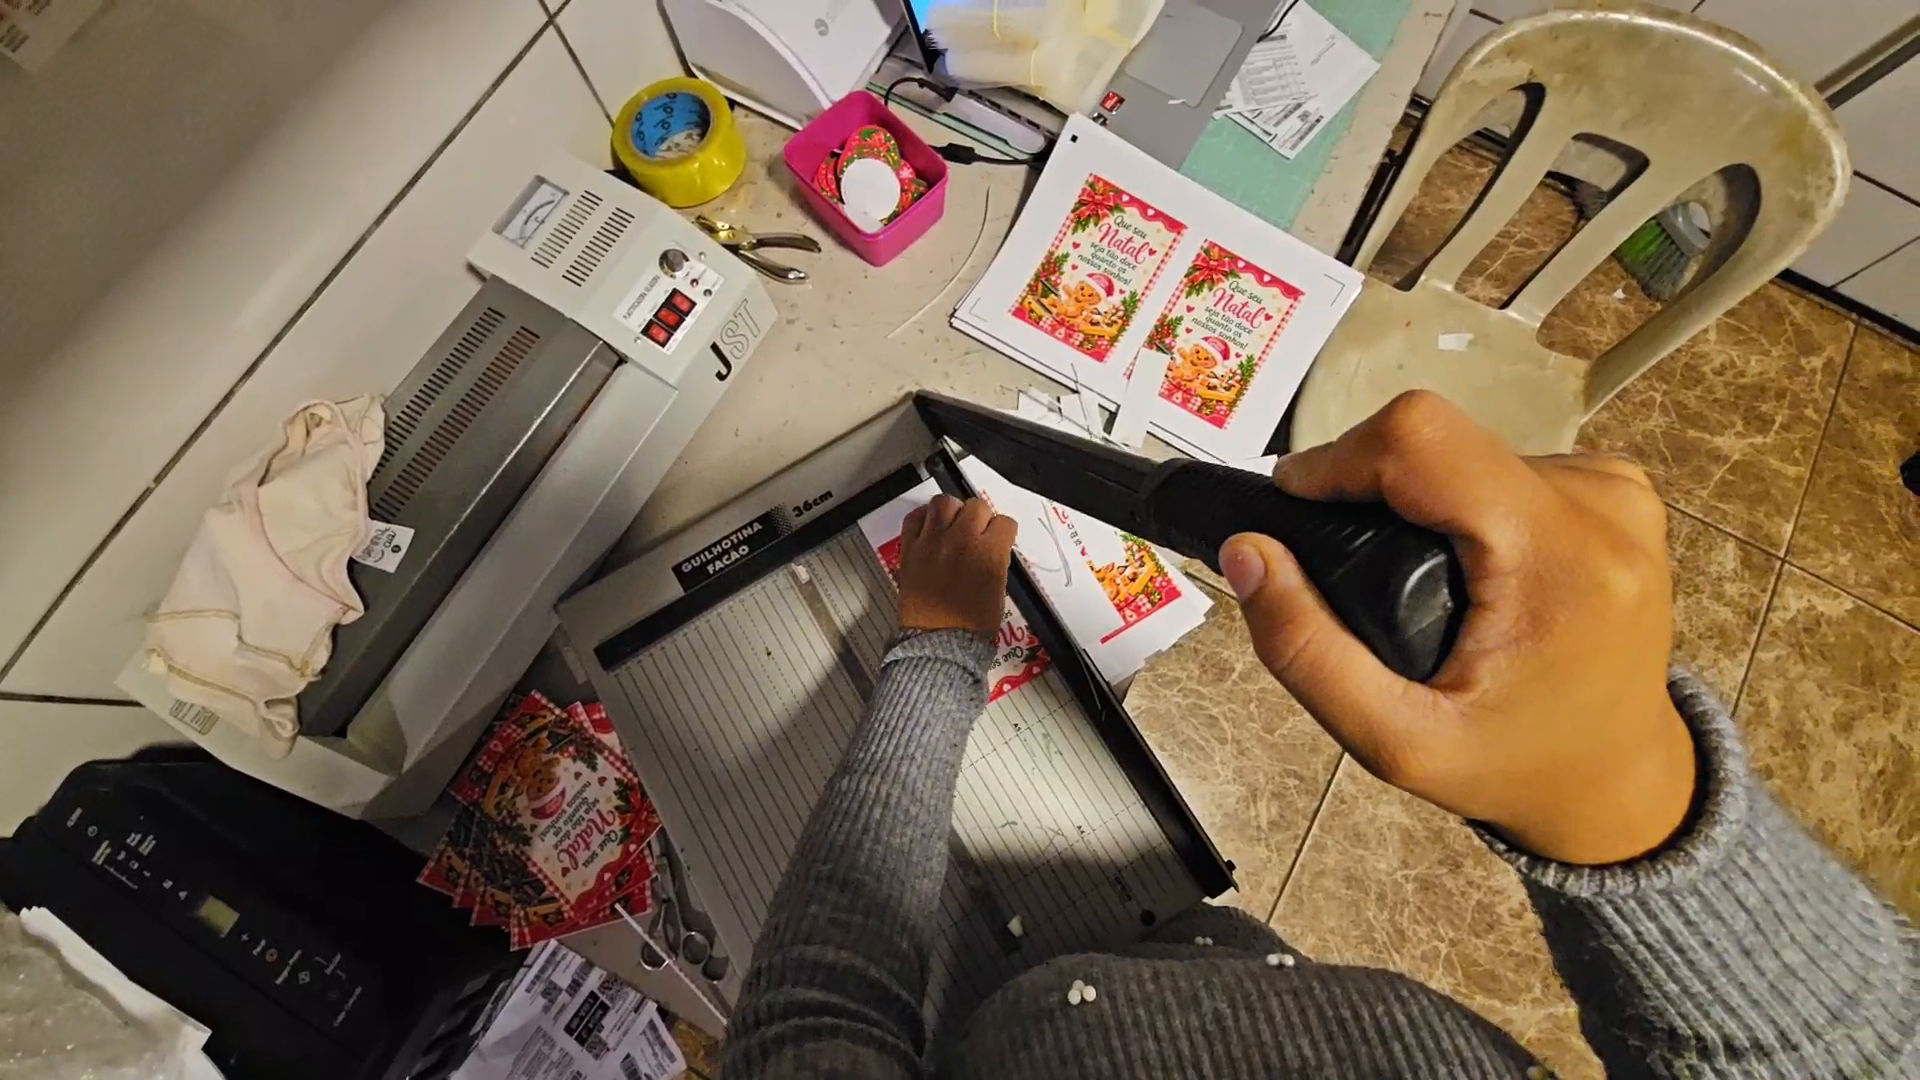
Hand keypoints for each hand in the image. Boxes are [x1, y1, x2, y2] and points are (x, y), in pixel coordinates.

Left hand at [896, 495, 1017, 639]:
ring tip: (952, 526)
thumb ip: (995, 560)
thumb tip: (990, 546)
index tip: (997, 540)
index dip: (1002, 532)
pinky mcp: (910, 548)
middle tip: (975, 534)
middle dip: (980, 519)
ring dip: (952, 511)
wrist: (938, 642)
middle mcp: (962, 539)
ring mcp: (933, 541)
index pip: (1004, 522)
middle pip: (976, 506)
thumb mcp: (998, 589)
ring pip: (944, 502)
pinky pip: (914, 517)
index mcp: (990, 552)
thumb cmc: (973, 624)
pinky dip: (923, 518)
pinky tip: (930, 529)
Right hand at [1219, 392, 1694, 865]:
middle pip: (1432, 439)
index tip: (1292, 505)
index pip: (1422, 442)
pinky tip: (1444, 559)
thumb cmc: (1511, 765)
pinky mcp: (1607, 487)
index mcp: (1558, 560)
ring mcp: (1611, 489)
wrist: (1617, 779)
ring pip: (1454, 447)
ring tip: (1394, 570)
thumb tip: (1246, 550)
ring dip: (1399, 494)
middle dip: (1360, 483)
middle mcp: (1598, 504)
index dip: (1337, 458)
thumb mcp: (1390, 740)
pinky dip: (1438, 498)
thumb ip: (1304, 649)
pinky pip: (1486, 460)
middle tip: (1337, 558)